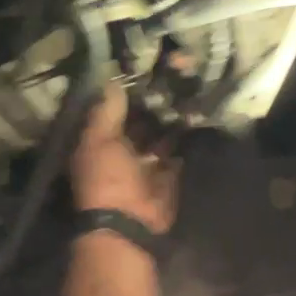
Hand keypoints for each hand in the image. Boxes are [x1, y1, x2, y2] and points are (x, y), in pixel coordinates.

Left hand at [69, 82, 179, 231]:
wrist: (130, 220)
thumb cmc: (107, 177)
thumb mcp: (99, 139)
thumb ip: (107, 112)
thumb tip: (114, 81)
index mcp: (100, 143)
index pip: (114, 114)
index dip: (126, 97)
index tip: (144, 75)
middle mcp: (124, 153)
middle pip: (140, 126)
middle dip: (153, 109)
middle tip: (172, 83)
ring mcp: (148, 167)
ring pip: (161, 139)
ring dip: (172, 124)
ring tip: (187, 98)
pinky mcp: (170, 178)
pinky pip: (179, 156)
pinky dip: (187, 143)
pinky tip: (196, 122)